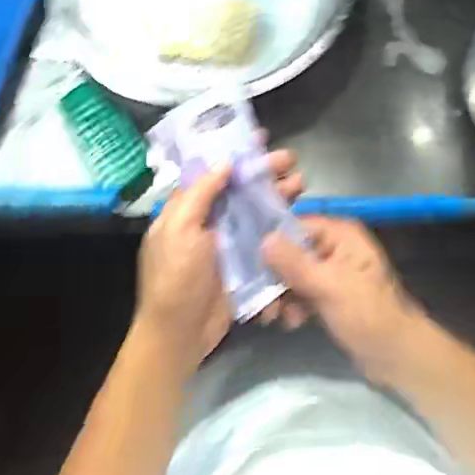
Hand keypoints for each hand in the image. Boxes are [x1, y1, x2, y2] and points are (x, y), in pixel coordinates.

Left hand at [134, 150, 303, 366]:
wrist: (180, 336)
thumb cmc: (175, 279)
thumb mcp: (179, 231)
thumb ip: (200, 194)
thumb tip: (224, 162)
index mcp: (188, 209)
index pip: (213, 171)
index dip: (236, 153)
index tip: (259, 138)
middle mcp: (210, 220)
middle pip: (241, 187)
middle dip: (264, 171)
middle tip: (289, 160)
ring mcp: (230, 240)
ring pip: (257, 207)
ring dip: (277, 193)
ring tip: (300, 183)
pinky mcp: (246, 260)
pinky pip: (266, 234)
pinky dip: (281, 221)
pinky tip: (297, 212)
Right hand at [262, 217, 432, 384]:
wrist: (395, 354)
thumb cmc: (366, 314)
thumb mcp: (328, 286)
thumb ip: (295, 263)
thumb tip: (264, 238)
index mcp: (342, 234)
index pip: (299, 225)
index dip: (273, 240)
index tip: (248, 260)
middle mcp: (337, 247)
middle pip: (294, 251)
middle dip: (276, 276)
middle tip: (260, 301)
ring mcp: (334, 272)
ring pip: (296, 274)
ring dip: (282, 294)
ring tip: (273, 317)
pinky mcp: (331, 295)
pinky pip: (304, 292)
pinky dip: (294, 304)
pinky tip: (292, 322)